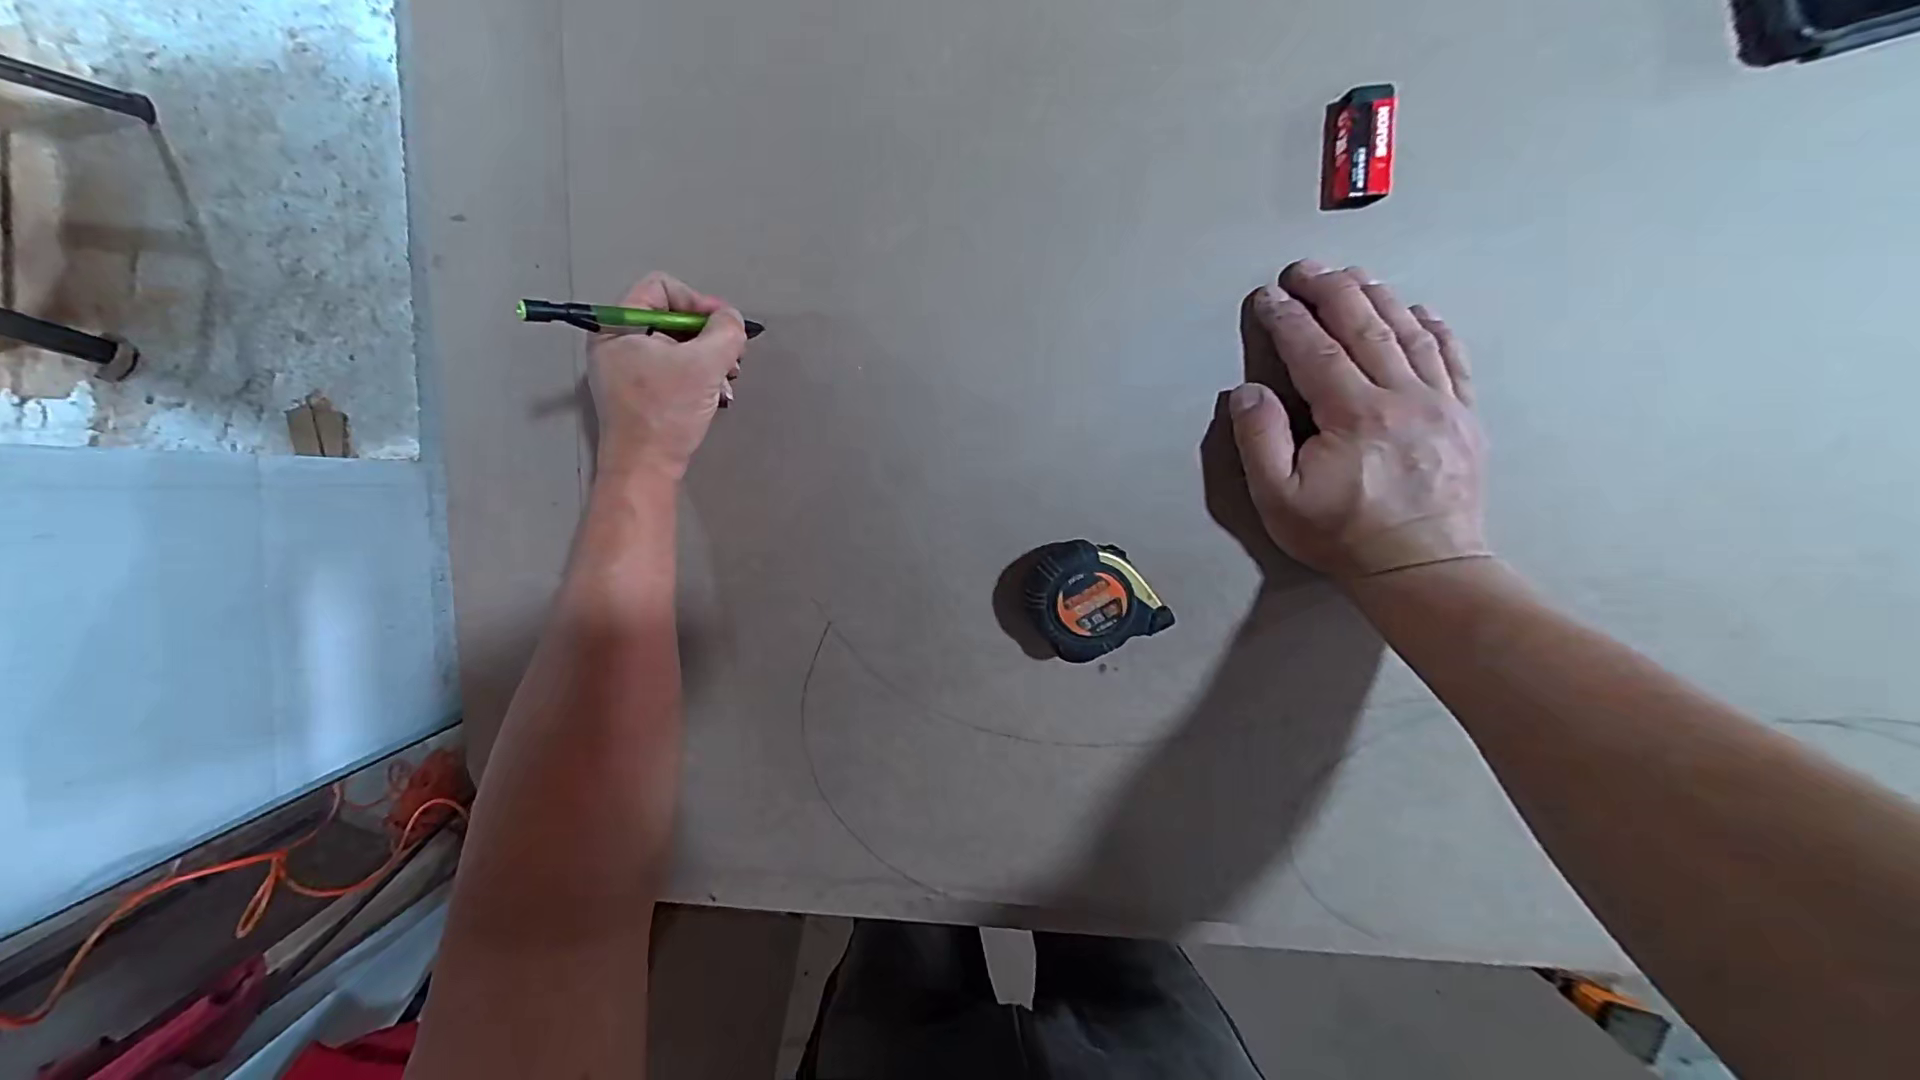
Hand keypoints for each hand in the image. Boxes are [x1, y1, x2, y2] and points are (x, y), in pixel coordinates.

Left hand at [588, 272, 748, 480]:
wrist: (646, 467)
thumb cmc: (666, 411)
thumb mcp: (704, 364)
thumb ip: (725, 331)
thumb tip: (732, 319)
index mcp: (618, 326)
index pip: (662, 288)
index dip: (698, 302)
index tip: (724, 327)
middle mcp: (618, 342)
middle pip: (674, 319)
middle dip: (709, 337)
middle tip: (732, 358)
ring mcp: (629, 370)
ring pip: (679, 347)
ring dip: (710, 361)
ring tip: (726, 382)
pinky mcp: (642, 393)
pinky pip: (675, 371)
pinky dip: (699, 378)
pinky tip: (716, 396)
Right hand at [1229, 260, 1488, 578]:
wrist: (1424, 567)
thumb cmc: (1343, 536)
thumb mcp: (1279, 500)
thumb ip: (1260, 441)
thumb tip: (1249, 392)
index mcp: (1354, 415)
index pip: (1314, 350)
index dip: (1287, 319)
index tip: (1267, 296)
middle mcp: (1402, 396)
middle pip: (1364, 326)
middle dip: (1330, 290)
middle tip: (1304, 268)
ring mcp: (1441, 403)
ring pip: (1409, 332)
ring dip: (1377, 297)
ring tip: (1352, 276)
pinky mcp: (1464, 416)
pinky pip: (1451, 356)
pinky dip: (1433, 326)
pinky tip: (1418, 310)